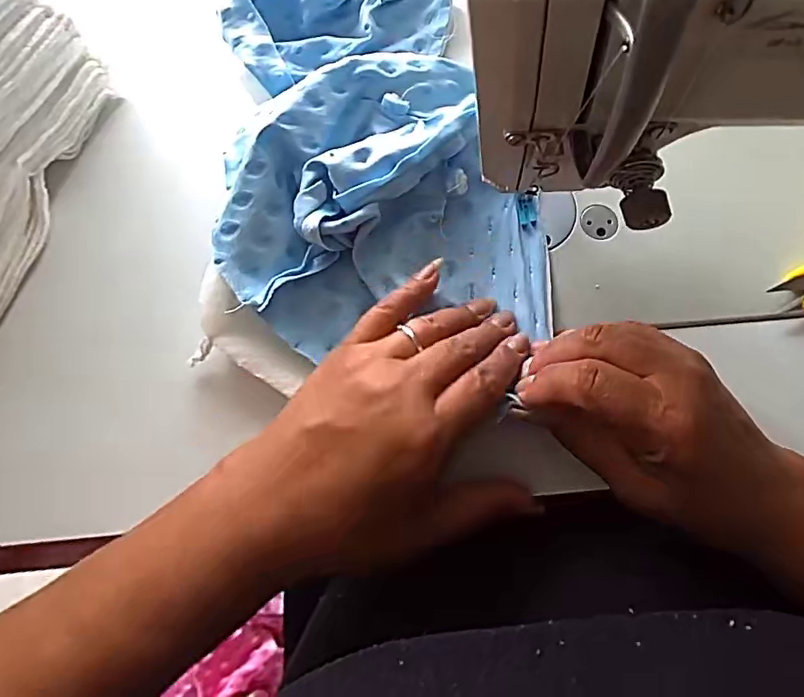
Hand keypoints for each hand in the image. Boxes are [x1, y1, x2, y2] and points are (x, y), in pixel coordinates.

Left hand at [207, 261, 538, 579]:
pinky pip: (384, 311)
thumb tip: (533, 501)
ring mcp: (373, 363)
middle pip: (461, 349)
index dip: (509, 362)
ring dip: (463, 314)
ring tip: (486, 306)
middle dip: (491, 333)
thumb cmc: (348, 525)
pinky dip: (410, 289)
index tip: (525, 347)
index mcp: (430, 431)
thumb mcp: (420, 529)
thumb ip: (480, 507)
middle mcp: (407, 387)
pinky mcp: (346, 352)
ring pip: (430, 327)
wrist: (270, 507)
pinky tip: (432, 273)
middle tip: (511, 323)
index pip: (484, 383)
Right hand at [516, 322, 803, 557]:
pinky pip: (633, 330)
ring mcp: (685, 359)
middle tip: (528, 371)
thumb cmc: (705, 504)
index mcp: (667, 419)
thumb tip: (543, 409)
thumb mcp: (636, 490)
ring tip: (546, 360)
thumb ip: (586, 442)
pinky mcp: (686, 353)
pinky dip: (600, 336)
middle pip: (602, 341)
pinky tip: (580, 352)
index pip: (594, 381)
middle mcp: (678, 377)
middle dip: (557, 353)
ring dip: (575, 339)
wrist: (764, 490)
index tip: (525, 392)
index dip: (551, 382)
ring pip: (616, 328)